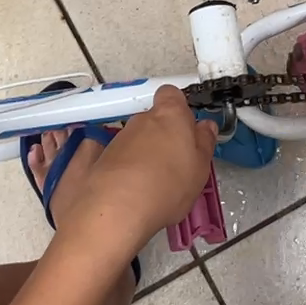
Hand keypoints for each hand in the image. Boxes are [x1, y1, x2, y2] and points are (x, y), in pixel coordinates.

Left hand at [57, 86, 216, 253]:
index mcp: (170, 115)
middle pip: (154, 118)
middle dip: (164, 135)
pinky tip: (130, 186)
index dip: (180, 108)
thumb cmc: (167, 186)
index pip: (172, 94)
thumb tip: (206, 126)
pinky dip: (123, 166)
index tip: (188, 127)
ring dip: (144, 153)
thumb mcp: (200, 167)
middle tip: (176, 161)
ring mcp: (118, 138)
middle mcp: (141, 120)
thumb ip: (204, 141)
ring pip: (136, 138)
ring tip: (154, 182)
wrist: (117, 210)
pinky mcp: (99, 158)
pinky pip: (115, 155)